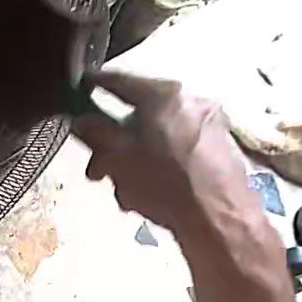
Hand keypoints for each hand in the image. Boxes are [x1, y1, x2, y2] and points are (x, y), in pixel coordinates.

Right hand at [74, 70, 250, 235]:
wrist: (219, 219)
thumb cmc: (164, 184)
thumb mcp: (117, 158)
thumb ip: (94, 133)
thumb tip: (81, 119)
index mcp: (165, 95)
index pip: (120, 81)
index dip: (95, 85)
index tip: (81, 88)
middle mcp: (191, 100)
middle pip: (138, 116)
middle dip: (113, 144)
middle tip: (99, 171)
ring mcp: (210, 124)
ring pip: (156, 136)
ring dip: (134, 160)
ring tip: (127, 191)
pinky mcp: (221, 148)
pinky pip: (176, 148)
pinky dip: (158, 165)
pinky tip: (151, 192)